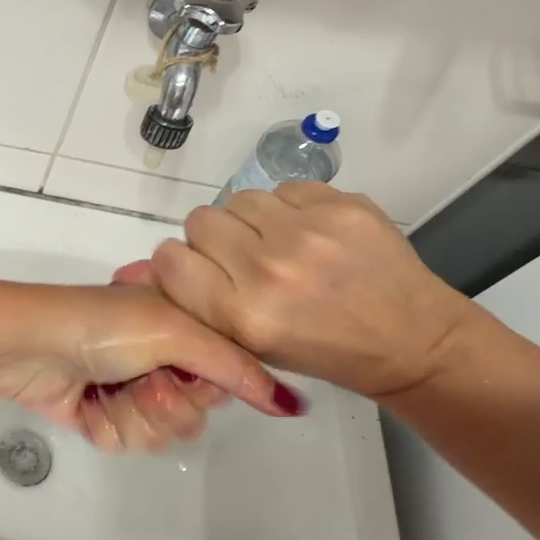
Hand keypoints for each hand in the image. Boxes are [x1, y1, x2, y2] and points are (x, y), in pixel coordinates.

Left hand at [0, 281, 297, 452]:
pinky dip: (112, 426)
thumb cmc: (100, 326)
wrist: (27, 345)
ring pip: (165, 433)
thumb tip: (293, 404)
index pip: (227, 375)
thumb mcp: (173, 329)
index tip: (188, 374)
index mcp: (178, 325)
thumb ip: (234, 366)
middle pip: (197, 410)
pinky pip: (129, 443)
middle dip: (171, 403)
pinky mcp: (99, 417)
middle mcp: (157, 356)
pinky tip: (91, 405)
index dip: (212, 384)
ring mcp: (127, 388)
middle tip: (144, 381)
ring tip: (111, 389)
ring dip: (140, 416)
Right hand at [142, 182, 478, 398]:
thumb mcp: (247, 344)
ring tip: (282, 245)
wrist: (412, 341)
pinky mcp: (342, 207)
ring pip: (241, 199)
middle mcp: (269, 270)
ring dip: (253, 220)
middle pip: (200, 221)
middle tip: (246, 260)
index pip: (170, 260)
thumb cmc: (321, 351)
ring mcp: (308, 233)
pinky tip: (313, 235)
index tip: (204, 273)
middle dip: (217, 239)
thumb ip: (190, 303)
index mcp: (243, 315)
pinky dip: (292, 208)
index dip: (181, 264)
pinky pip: (285, 188)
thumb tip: (127, 271)